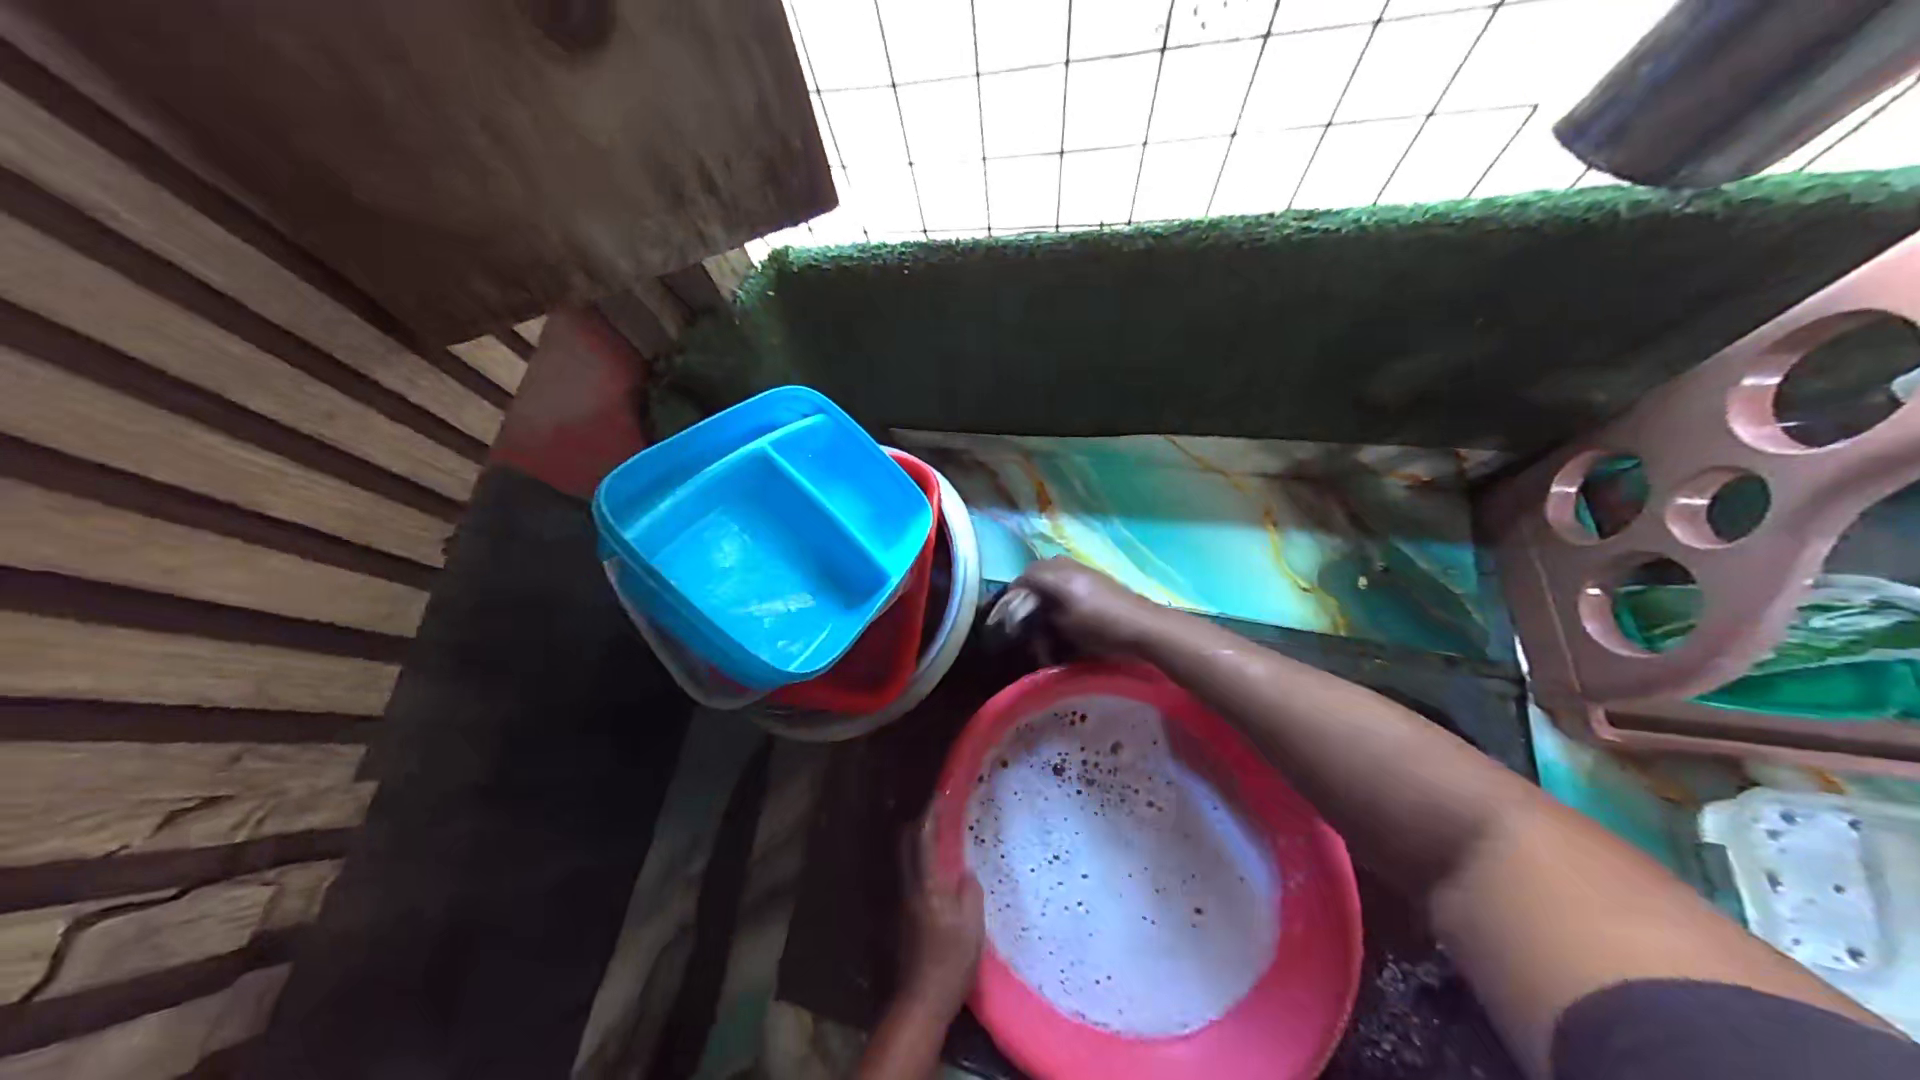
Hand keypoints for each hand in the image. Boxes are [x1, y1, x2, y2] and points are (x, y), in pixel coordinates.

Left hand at [898, 807, 983, 1016]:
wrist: (922, 998)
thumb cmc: (951, 961)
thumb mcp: (972, 927)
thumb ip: (969, 893)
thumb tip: (965, 874)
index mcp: (927, 886)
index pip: (924, 840)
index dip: (929, 815)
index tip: (938, 796)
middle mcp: (909, 888)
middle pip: (906, 845)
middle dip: (918, 824)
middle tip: (935, 811)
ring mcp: (903, 903)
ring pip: (906, 860)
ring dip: (918, 843)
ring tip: (938, 836)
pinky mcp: (904, 916)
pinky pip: (911, 876)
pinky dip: (920, 862)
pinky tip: (936, 871)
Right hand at [1013, 556, 1167, 656]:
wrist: (1144, 626)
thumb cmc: (1102, 630)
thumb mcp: (1066, 628)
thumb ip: (1044, 616)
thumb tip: (1032, 612)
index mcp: (1059, 578)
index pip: (1026, 575)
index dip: (1015, 591)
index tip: (1010, 607)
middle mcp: (1069, 566)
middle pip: (1039, 567)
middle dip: (1029, 583)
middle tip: (1027, 604)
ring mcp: (1086, 568)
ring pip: (1055, 566)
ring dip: (1046, 580)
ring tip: (1045, 602)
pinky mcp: (1098, 574)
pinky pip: (1070, 570)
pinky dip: (1061, 581)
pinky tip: (1066, 600)